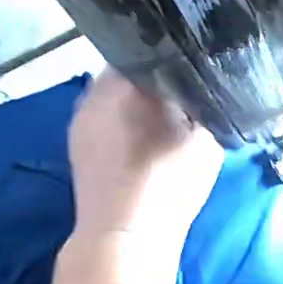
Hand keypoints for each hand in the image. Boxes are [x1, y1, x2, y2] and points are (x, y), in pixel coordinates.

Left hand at [68, 72, 223, 242]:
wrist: (125, 236)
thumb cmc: (169, 182)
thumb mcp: (206, 136)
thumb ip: (206, 100)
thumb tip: (207, 82)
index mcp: (126, 78)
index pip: (154, 47)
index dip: (176, 55)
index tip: (194, 70)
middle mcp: (95, 88)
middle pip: (130, 69)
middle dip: (155, 79)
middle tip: (182, 96)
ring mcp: (80, 117)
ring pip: (114, 94)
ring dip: (136, 101)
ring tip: (162, 119)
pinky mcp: (75, 143)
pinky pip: (103, 117)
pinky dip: (121, 121)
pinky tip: (138, 141)